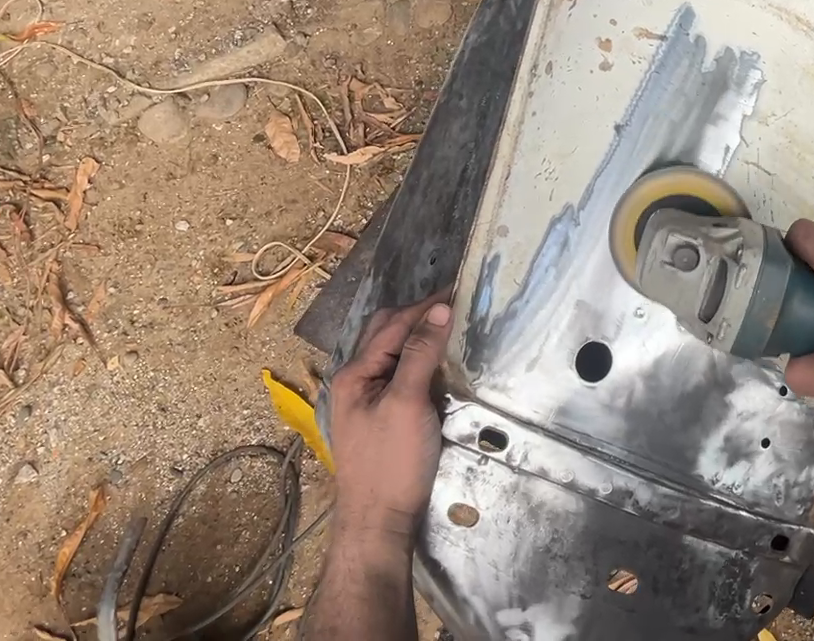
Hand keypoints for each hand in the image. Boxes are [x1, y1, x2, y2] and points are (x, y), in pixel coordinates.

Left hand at [327, 295, 452, 539]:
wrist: (380, 522)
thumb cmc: (392, 462)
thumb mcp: (408, 402)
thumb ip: (422, 353)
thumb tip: (440, 308)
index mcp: (354, 373)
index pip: (394, 325)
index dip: (426, 306)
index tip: (459, 290)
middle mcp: (355, 380)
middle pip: (386, 332)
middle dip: (417, 314)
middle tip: (454, 305)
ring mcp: (367, 399)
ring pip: (392, 352)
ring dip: (417, 334)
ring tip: (448, 325)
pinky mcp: (381, 415)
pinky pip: (398, 372)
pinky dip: (418, 357)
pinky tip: (437, 360)